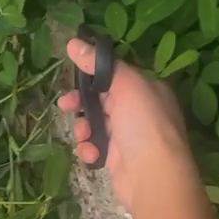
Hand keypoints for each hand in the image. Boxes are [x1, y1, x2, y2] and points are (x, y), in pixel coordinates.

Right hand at [56, 38, 193, 211]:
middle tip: (66, 106)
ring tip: (84, 136)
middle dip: (81, 103)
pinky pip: (94, 146)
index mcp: (146, 89)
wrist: (153, 176)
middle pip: (101, 100)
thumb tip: (73, 42)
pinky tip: (92, 155)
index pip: (115, 76)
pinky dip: (89, 149)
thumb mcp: (126, 85)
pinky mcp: (116, 157)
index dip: (91, 76)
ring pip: (94, 124)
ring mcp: (127, 135)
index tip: (72, 78)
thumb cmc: (144, 125)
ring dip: (83, 129)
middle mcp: (139, 110)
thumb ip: (100, 64)